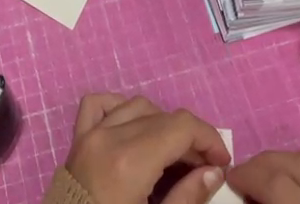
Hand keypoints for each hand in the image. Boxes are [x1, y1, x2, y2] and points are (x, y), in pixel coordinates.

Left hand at [63, 93, 232, 203]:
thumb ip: (186, 197)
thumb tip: (213, 172)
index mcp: (130, 161)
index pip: (181, 127)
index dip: (209, 139)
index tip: (223, 164)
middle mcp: (109, 137)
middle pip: (162, 117)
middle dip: (190, 137)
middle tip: (205, 167)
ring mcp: (89, 135)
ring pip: (136, 105)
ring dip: (161, 122)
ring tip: (173, 153)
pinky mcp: (76, 140)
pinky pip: (99, 105)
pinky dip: (121, 107)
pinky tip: (134, 128)